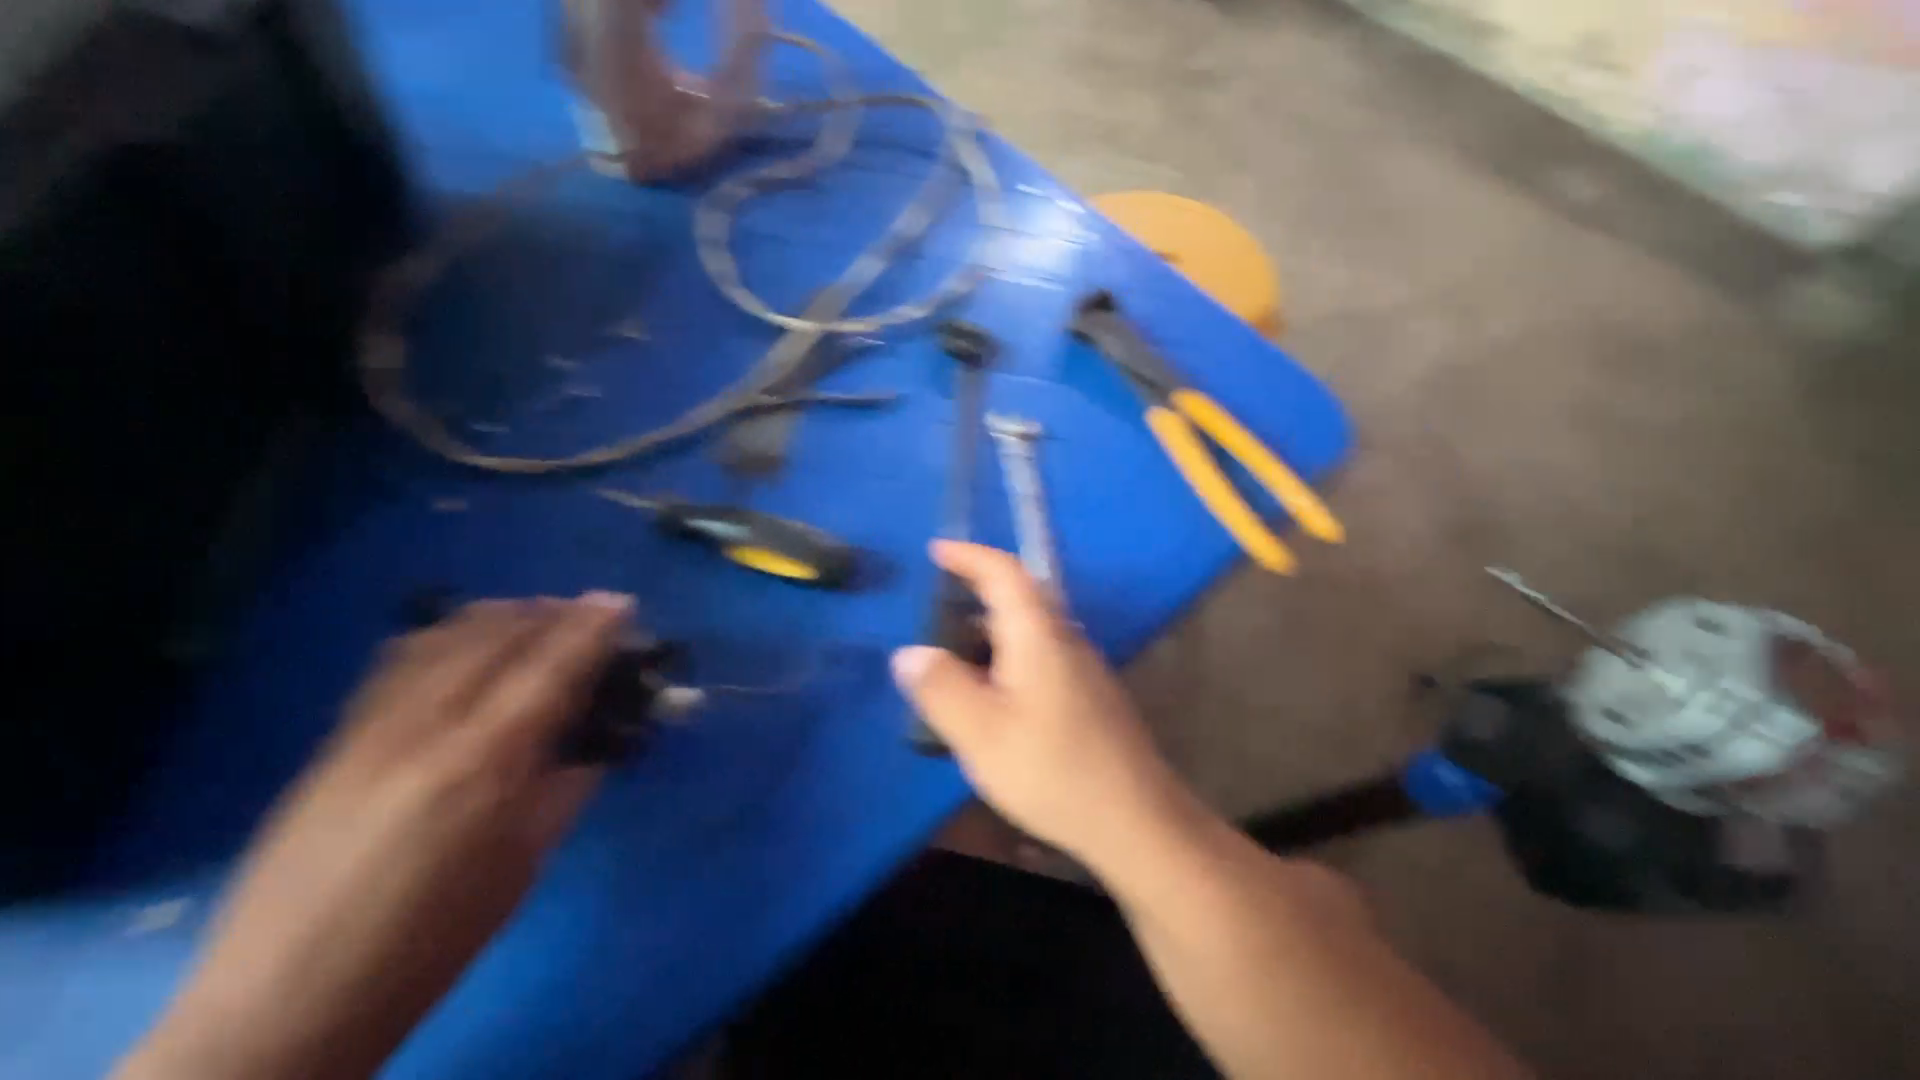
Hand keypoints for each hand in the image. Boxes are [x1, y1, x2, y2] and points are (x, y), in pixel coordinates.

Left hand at [117, 594, 632, 1079]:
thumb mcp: (521, 866)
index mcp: (482, 766)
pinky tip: (463, 641)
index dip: (589, 630)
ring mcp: (371, 727)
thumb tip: (600, 742)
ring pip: (441, 638)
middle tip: (588, 612)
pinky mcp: (336, 738)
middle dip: (549, 614)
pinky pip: (398, 661)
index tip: (621, 603)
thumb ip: (564, 790)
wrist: (292, 995)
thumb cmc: (433, 942)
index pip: (549, 670)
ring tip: (534, 616)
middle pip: (496, 639)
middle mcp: (424, 727)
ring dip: (498, 616)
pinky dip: (444, 636)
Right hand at [892, 541, 1186, 865]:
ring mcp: (1083, 670)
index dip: (970, 556)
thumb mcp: (980, 732)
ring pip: (1031, 632)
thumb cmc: (1052, 769)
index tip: (936, 551)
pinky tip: (991, 697)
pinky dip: (1007, 659)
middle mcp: (1066, 640)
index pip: (1005, 573)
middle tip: (935, 606)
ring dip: (990, 631)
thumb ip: (941, 687)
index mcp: (1039, 634)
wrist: (1135, 820)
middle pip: (1020, 598)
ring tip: (951, 655)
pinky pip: (1040, 658)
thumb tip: (909, 652)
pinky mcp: (1090, 699)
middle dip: (976, 592)